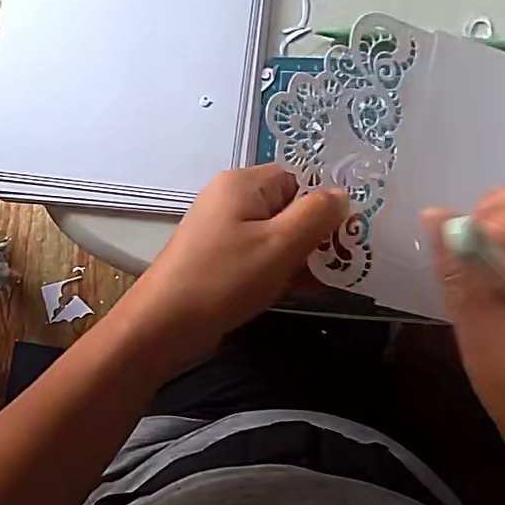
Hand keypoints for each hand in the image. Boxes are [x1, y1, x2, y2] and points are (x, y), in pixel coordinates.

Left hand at [118, 165, 346, 357]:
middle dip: (313, 235)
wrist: (164, 324)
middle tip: (335, 266)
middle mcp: (229, 199)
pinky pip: (256, 254)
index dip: (322, 206)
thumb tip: (341, 194)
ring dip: (297, 257)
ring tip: (317, 284)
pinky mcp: (217, 257)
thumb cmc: (225, 279)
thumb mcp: (280, 244)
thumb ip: (316, 214)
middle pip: (286, 207)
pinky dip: (276, 269)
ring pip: (274, 235)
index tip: (341, 238)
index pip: (298, 179)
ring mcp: (220, 229)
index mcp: (243, 183)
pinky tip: (294, 292)